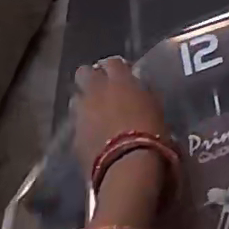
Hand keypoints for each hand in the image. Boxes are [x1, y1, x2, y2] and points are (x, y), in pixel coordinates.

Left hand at [72, 56, 169, 224]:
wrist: (128, 167)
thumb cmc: (151, 133)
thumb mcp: (154, 106)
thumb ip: (142, 93)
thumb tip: (137, 89)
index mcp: (120, 79)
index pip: (112, 62)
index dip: (116, 69)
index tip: (123, 76)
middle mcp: (96, 90)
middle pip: (84, 72)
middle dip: (91, 78)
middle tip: (103, 90)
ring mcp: (82, 113)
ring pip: (76, 97)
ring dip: (84, 102)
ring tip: (96, 114)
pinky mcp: (74, 137)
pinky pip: (76, 123)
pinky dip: (83, 126)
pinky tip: (94, 136)